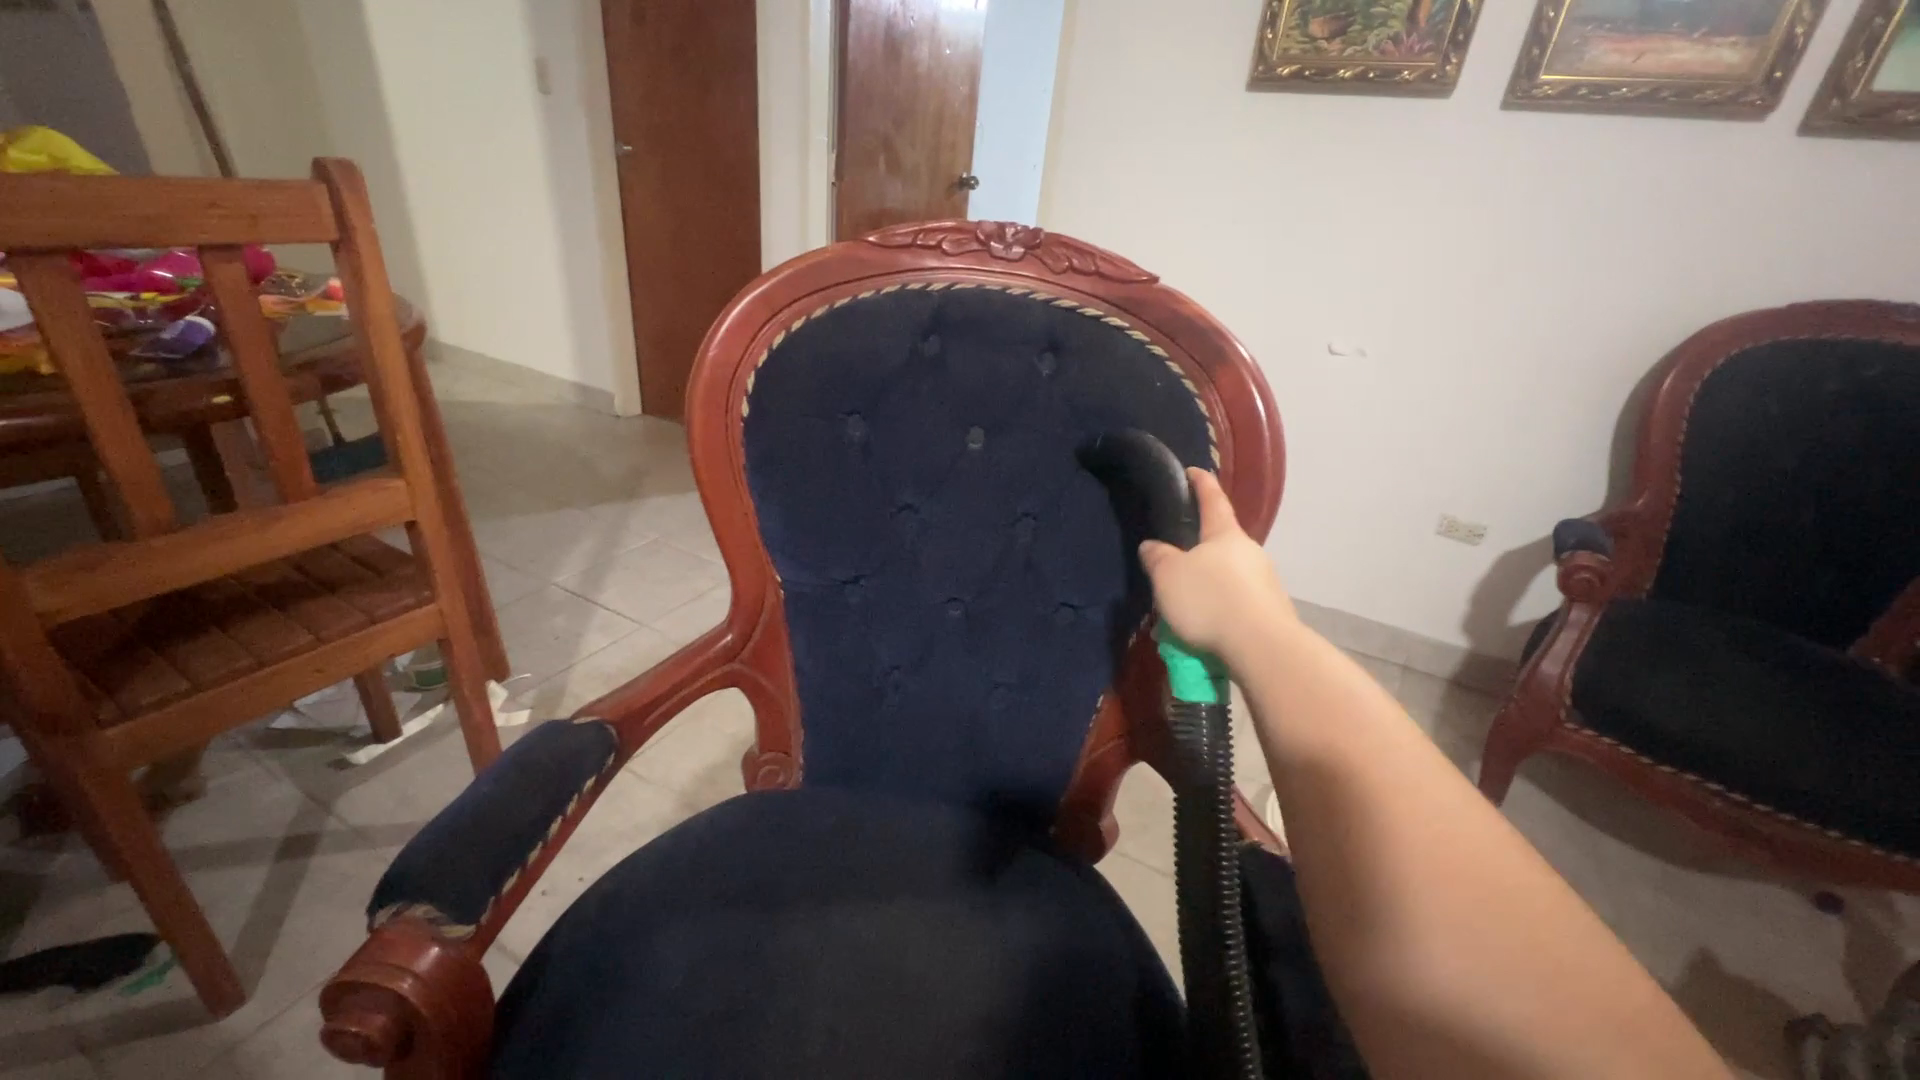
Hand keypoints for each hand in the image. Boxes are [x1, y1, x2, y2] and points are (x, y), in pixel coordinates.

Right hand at [1139, 468, 1294, 665]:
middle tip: (1176, 561)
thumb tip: (1152, 546)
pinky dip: (1219, 608)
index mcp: (1225, 535)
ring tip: (1185, 605)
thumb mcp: (1168, 576)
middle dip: (1200, 548)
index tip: (1193, 471)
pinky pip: (1237, 601)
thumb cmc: (1210, 599)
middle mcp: (1249, 552)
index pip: (1212, 500)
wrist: (1260, 646)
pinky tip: (1204, 626)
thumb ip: (1158, 557)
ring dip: (1208, 584)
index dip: (1201, 483)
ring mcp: (1264, 581)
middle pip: (1222, 542)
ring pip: (1229, 575)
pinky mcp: (1270, 610)